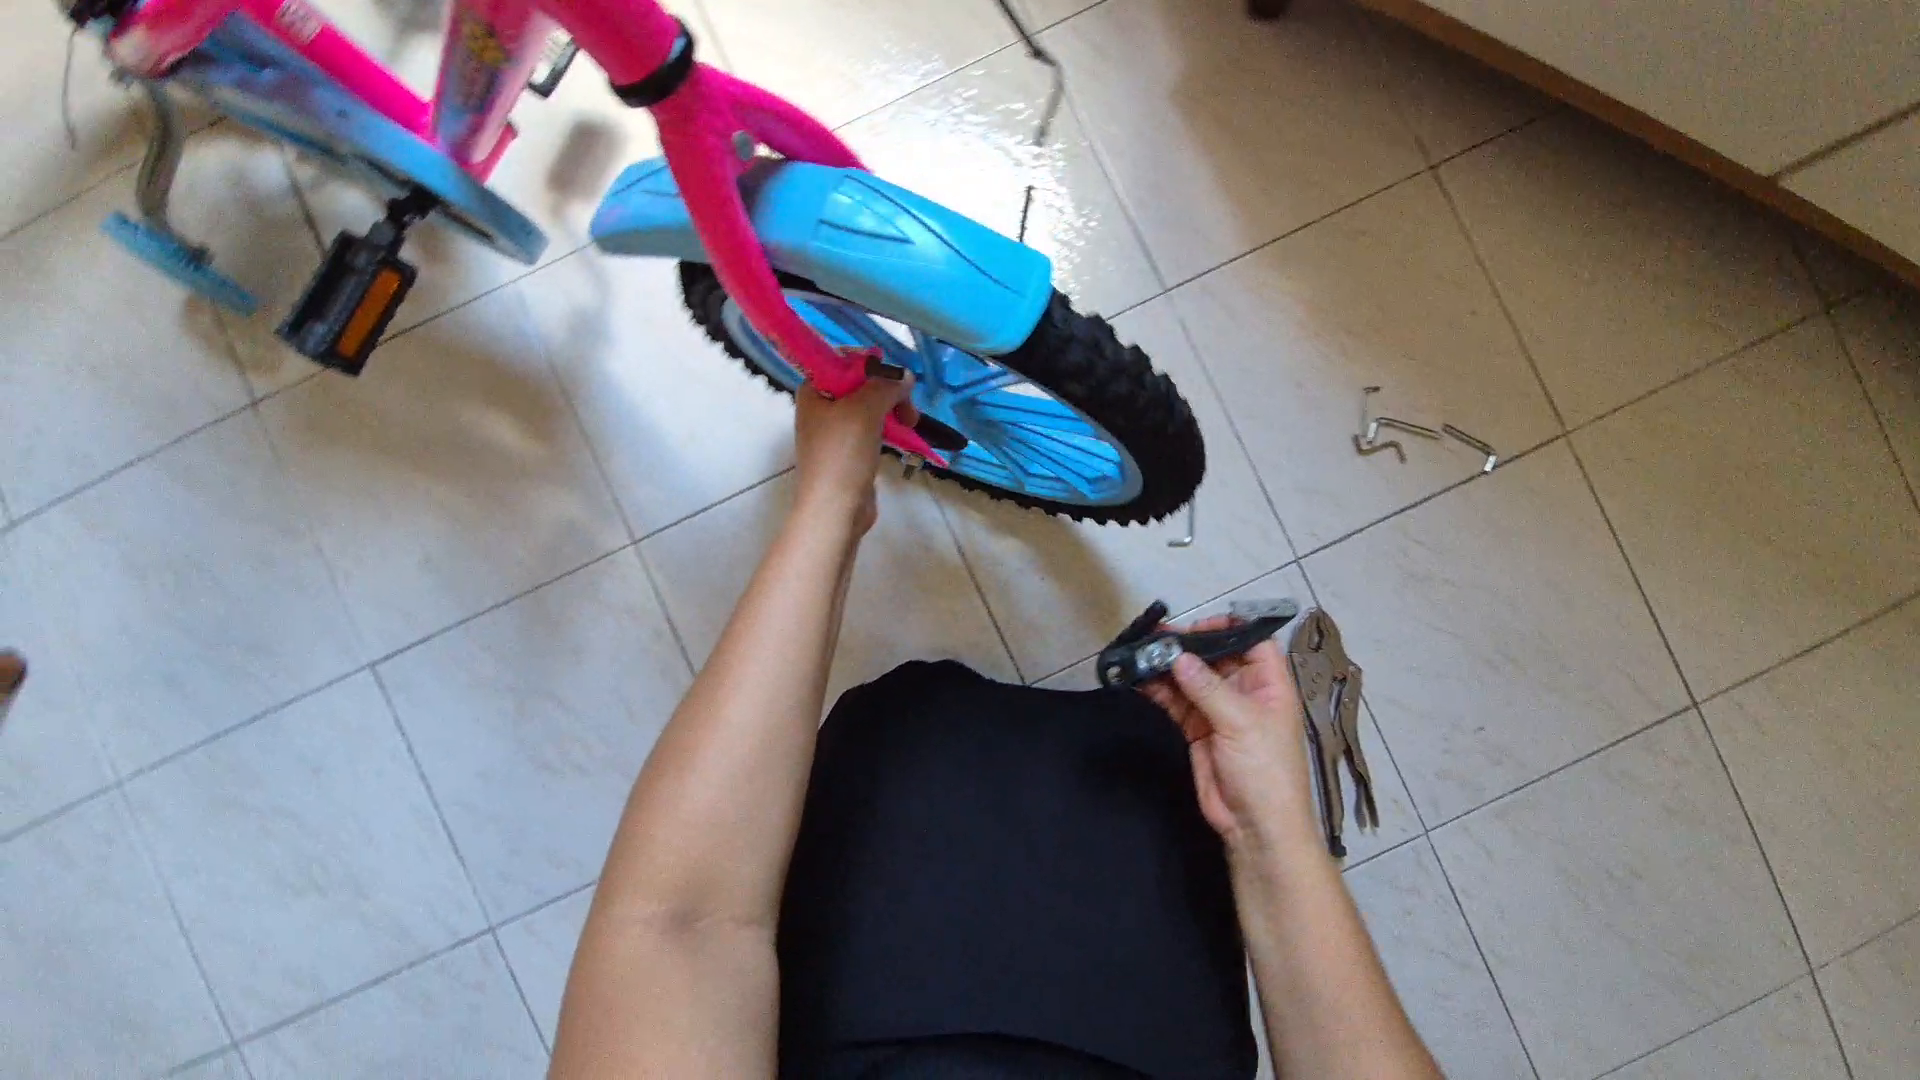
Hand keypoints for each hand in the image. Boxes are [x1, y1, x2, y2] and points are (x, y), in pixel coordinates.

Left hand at [792, 371, 918, 534]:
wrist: (835, 508)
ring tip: (911, 424)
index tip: (895, 379)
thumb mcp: (865, 409)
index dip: (872, 365)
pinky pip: (873, 429)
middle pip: (862, 384)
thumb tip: (906, 376)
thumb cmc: (843, 454)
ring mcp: (836, 431)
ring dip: (894, 410)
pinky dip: (889, 429)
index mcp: (814, 391)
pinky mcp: (850, 452)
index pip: (844, 361)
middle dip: (889, 391)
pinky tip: (904, 435)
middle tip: (908, 408)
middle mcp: (821, 407)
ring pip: (871, 407)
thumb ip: (886, 385)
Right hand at [1141, 618, 1315, 849]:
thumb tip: (1178, 657)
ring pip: (1191, 679)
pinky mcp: (1198, 730)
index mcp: (1270, 686)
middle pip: (1215, 658)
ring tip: (1140, 654)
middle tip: (1156, 637)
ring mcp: (1219, 711)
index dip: (1230, 628)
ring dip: (1168, 668)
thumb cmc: (1265, 770)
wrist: (1255, 826)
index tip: (1197, 625)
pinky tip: (1140, 679)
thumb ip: (1207, 688)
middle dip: (1188, 647)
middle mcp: (1245, 693)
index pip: (1253, 643)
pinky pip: (1177, 702)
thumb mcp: (1241, 723)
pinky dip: (1159, 691)